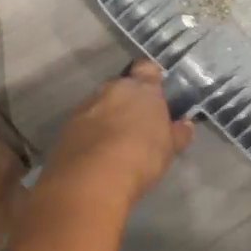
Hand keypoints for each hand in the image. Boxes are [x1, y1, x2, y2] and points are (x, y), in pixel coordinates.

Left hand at [41, 61, 193, 204]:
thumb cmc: (140, 157)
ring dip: (107, 117)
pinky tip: (97, 155)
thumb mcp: (169, 148)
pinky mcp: (65, 128)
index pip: (147, 68)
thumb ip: (178, 133)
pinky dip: (90, 134)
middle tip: (138, 123)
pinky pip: (83, 124)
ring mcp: (85, 108)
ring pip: (100, 105)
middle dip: (128, 100)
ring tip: (116, 143)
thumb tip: (185, 125)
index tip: (156, 94)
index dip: (151, 78)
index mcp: (141, 89)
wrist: (89, 182)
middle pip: (121, 87)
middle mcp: (111, 90)